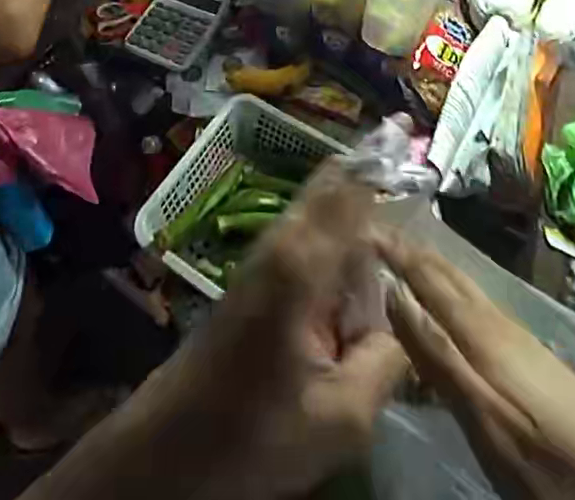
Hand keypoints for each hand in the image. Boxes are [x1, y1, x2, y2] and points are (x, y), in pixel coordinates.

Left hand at [122, 166, 407, 497]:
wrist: (171, 444)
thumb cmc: (254, 431)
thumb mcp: (340, 417)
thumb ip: (385, 360)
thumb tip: (402, 321)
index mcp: (301, 267)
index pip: (346, 198)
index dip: (376, 164)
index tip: (403, 130)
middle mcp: (280, 248)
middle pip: (326, 190)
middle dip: (362, 164)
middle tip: (397, 136)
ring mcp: (262, 262)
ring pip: (312, 210)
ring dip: (346, 190)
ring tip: (385, 176)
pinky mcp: (254, 281)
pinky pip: (303, 236)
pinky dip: (331, 222)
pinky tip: (354, 241)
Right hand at [378, 231, 574, 499]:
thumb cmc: (548, 459)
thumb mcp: (482, 413)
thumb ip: (436, 352)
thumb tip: (391, 292)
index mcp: (480, 332)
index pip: (428, 276)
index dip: (395, 249)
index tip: (362, 223)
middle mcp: (498, 324)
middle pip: (450, 274)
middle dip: (413, 249)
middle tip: (377, 229)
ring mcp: (519, 340)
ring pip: (465, 288)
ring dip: (431, 267)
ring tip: (403, 256)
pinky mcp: (532, 360)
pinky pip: (476, 308)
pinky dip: (450, 293)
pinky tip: (448, 306)